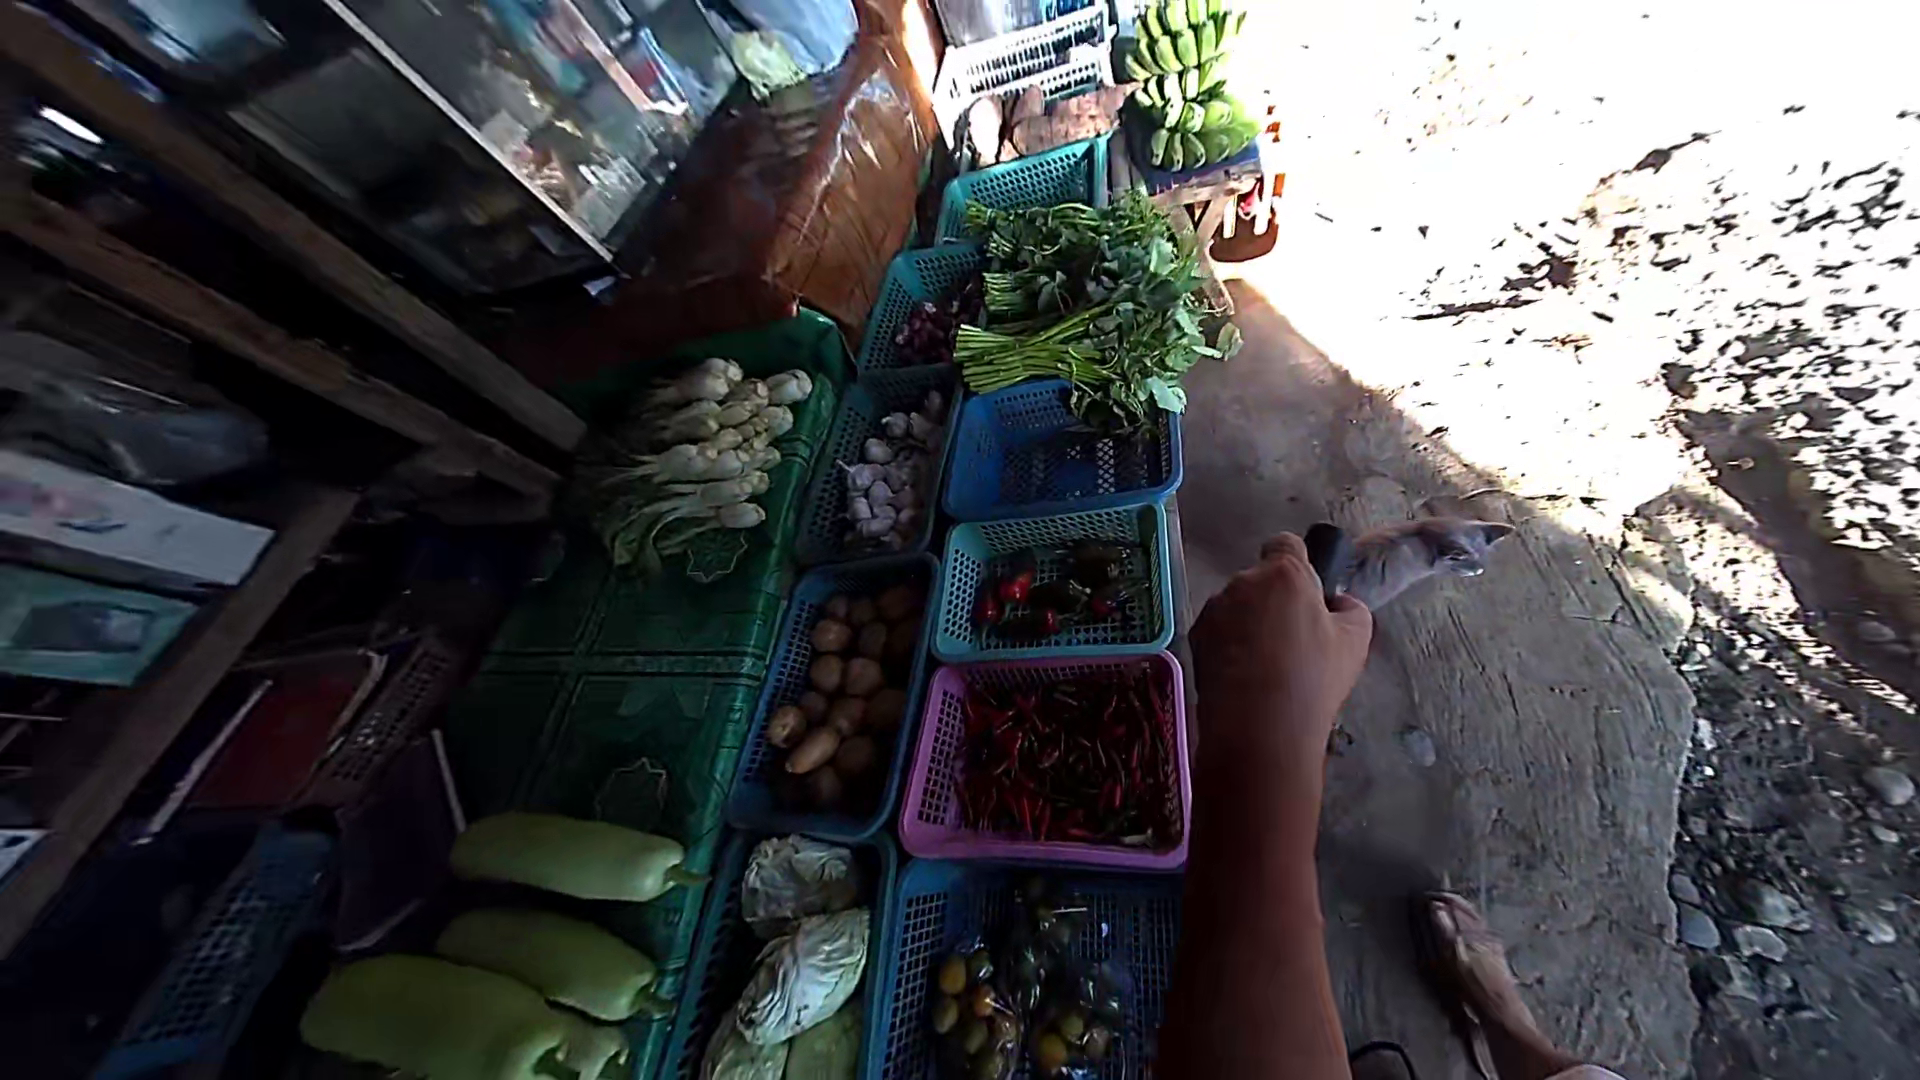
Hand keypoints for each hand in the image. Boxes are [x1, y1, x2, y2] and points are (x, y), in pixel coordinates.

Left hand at [1191, 533, 1373, 757]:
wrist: (1257, 723)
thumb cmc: (1312, 678)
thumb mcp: (1355, 642)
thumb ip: (1349, 609)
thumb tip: (1336, 602)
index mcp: (1283, 574)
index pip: (1285, 543)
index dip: (1297, 560)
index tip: (1306, 588)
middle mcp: (1241, 582)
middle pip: (1260, 579)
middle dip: (1274, 598)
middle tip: (1293, 636)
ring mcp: (1213, 608)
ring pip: (1237, 604)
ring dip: (1249, 620)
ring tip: (1267, 661)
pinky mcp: (1195, 634)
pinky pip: (1218, 628)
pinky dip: (1228, 641)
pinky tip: (1243, 672)